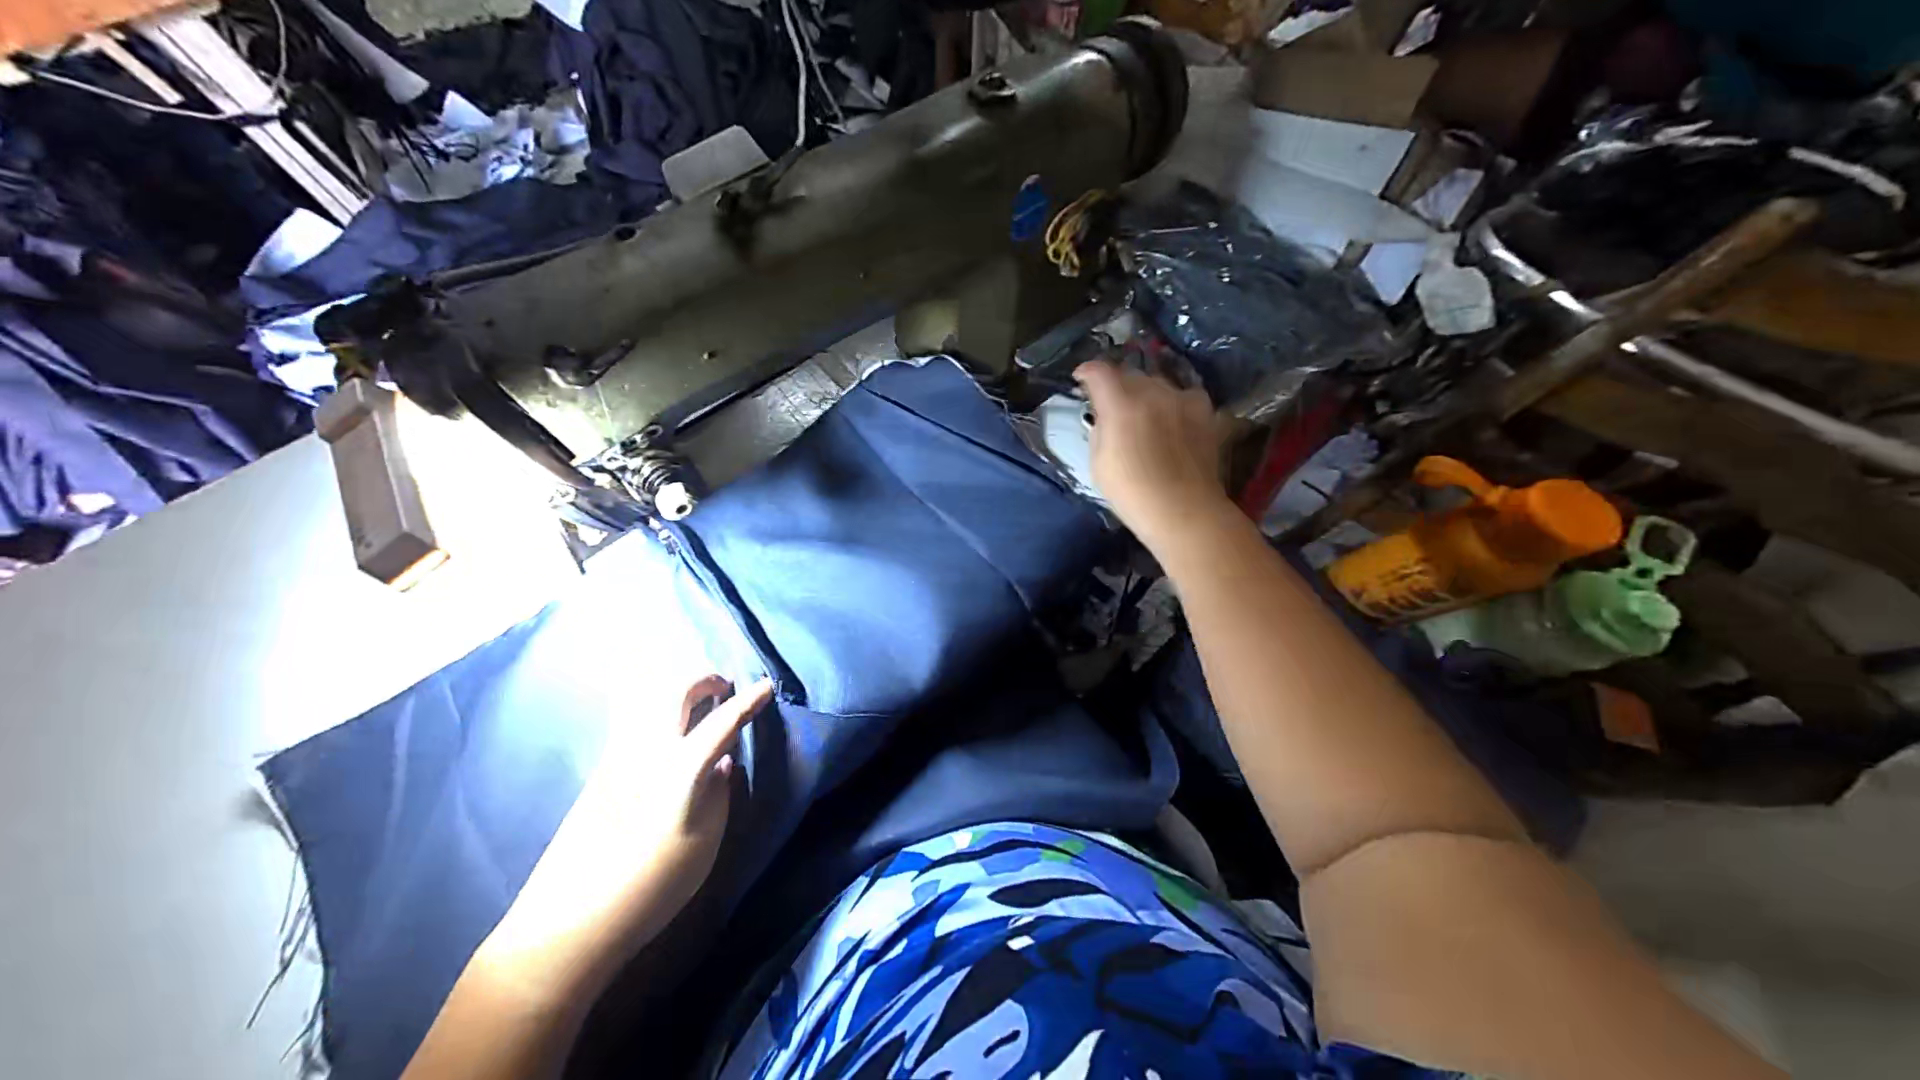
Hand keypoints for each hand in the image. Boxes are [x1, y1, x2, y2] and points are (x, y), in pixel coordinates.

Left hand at [483, 675, 774, 990]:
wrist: (573, 919)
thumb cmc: (653, 884)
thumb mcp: (705, 841)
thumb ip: (720, 792)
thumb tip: (723, 764)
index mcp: (681, 768)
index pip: (722, 721)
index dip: (748, 701)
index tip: (766, 686)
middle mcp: (647, 749)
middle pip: (676, 691)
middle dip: (705, 680)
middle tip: (725, 689)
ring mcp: (617, 756)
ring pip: (647, 697)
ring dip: (677, 690)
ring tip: (697, 705)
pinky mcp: (600, 770)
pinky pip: (632, 719)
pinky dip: (657, 709)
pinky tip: (667, 730)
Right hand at [1073, 360, 1232, 547]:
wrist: (1183, 510)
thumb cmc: (1131, 492)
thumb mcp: (1098, 462)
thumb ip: (1100, 429)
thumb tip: (1106, 417)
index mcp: (1121, 404)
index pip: (1099, 372)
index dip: (1087, 372)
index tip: (1080, 380)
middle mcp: (1152, 392)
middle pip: (1129, 374)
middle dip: (1116, 384)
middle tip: (1111, 403)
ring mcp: (1182, 399)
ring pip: (1157, 382)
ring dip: (1145, 392)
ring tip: (1142, 411)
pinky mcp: (1205, 411)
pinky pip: (1184, 395)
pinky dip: (1173, 401)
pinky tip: (1172, 417)